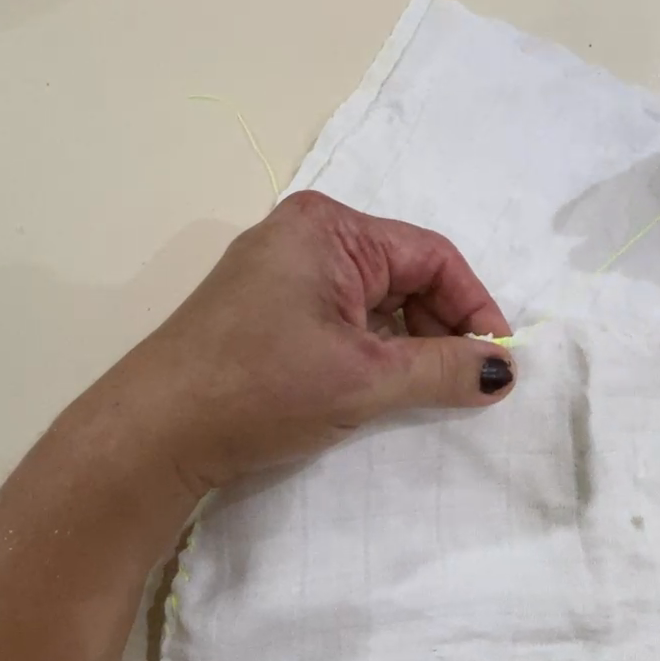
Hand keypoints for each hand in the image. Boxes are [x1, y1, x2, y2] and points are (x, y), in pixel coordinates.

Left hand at [95, 191, 515, 495]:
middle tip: (462, 382)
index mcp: (329, 228)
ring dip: (406, 342)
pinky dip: (370, 348)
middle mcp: (304, 235)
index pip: (431, 256)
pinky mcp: (264, 309)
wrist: (154, 433)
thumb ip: (443, 370)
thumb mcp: (365, 378)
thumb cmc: (261, 390)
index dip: (474, 307)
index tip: (498, 361)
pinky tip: (379, 384)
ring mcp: (279, 272)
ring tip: (424, 389)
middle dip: (439, 327)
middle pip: (402, 274)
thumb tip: (505, 371)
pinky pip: (339, 317)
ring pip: (371, 300)